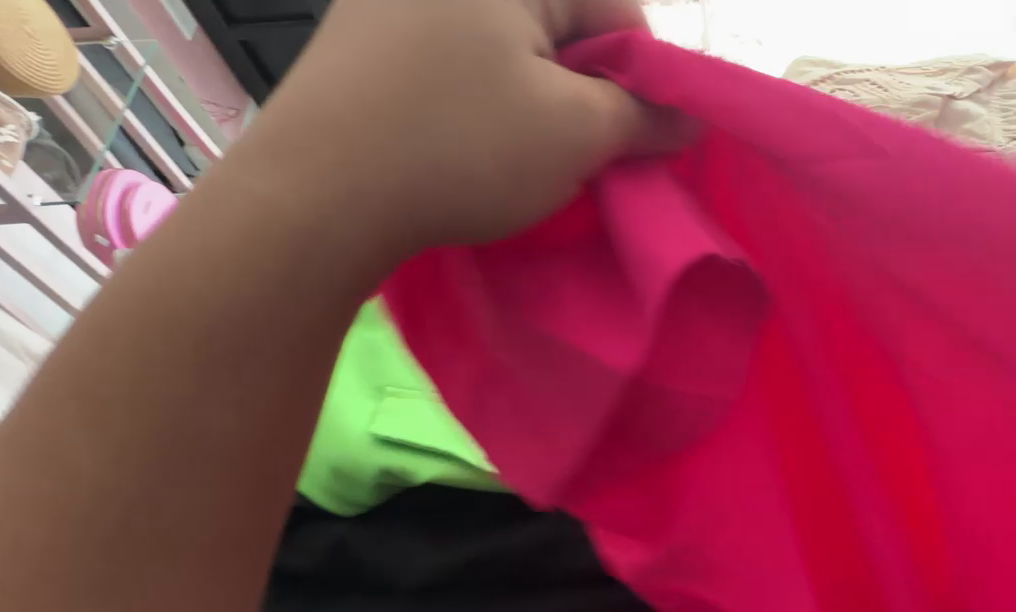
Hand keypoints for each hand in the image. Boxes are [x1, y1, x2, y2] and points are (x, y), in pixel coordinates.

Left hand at [218, 0, 660, 261]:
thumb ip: (645, 116)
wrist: (322, 190)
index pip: (618, 10)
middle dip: (592, 94)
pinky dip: (494, 104)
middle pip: (565, 29)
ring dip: (545, 104)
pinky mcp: (372, 35)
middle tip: (596, 157)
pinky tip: (486, 149)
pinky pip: (466, 63)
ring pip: (516, 51)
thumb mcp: (575, 132)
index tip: (646, 138)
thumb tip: (694, 116)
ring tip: (539, 161)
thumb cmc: (463, 147)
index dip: (647, 79)